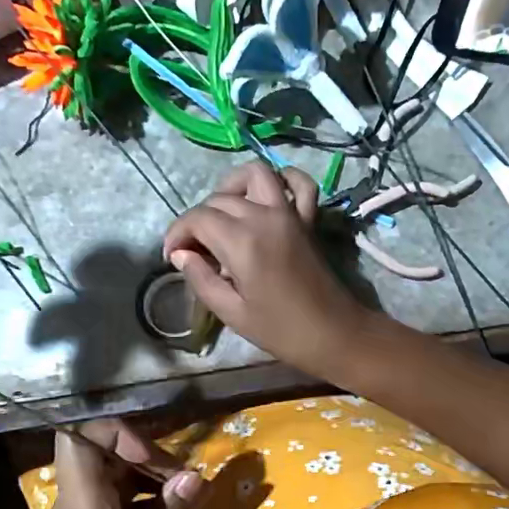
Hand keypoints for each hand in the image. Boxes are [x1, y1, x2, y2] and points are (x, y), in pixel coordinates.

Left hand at [33, 419, 201, 508]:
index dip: (118, 434)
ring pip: (95, 483)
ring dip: (138, 482)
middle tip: (187, 483)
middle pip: (92, 459)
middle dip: (142, 458)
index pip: (77, 441)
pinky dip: (126, 505)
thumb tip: (191, 476)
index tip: (160, 461)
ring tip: (183, 501)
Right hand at [162, 162, 373, 377]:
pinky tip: (270, 195)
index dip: (177, 234)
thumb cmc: (281, 330)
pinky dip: (285, 179)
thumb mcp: (232, 313)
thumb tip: (181, 255)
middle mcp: (264, 217)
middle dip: (199, 220)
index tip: (173, 258)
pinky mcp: (309, 219)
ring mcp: (290, 214)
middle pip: (219, 199)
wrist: (334, 334)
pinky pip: (300, 184)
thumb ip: (201, 279)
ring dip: (233, 187)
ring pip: (256, 174)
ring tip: (224, 215)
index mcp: (242, 242)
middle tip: (197, 251)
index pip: (197, 218)